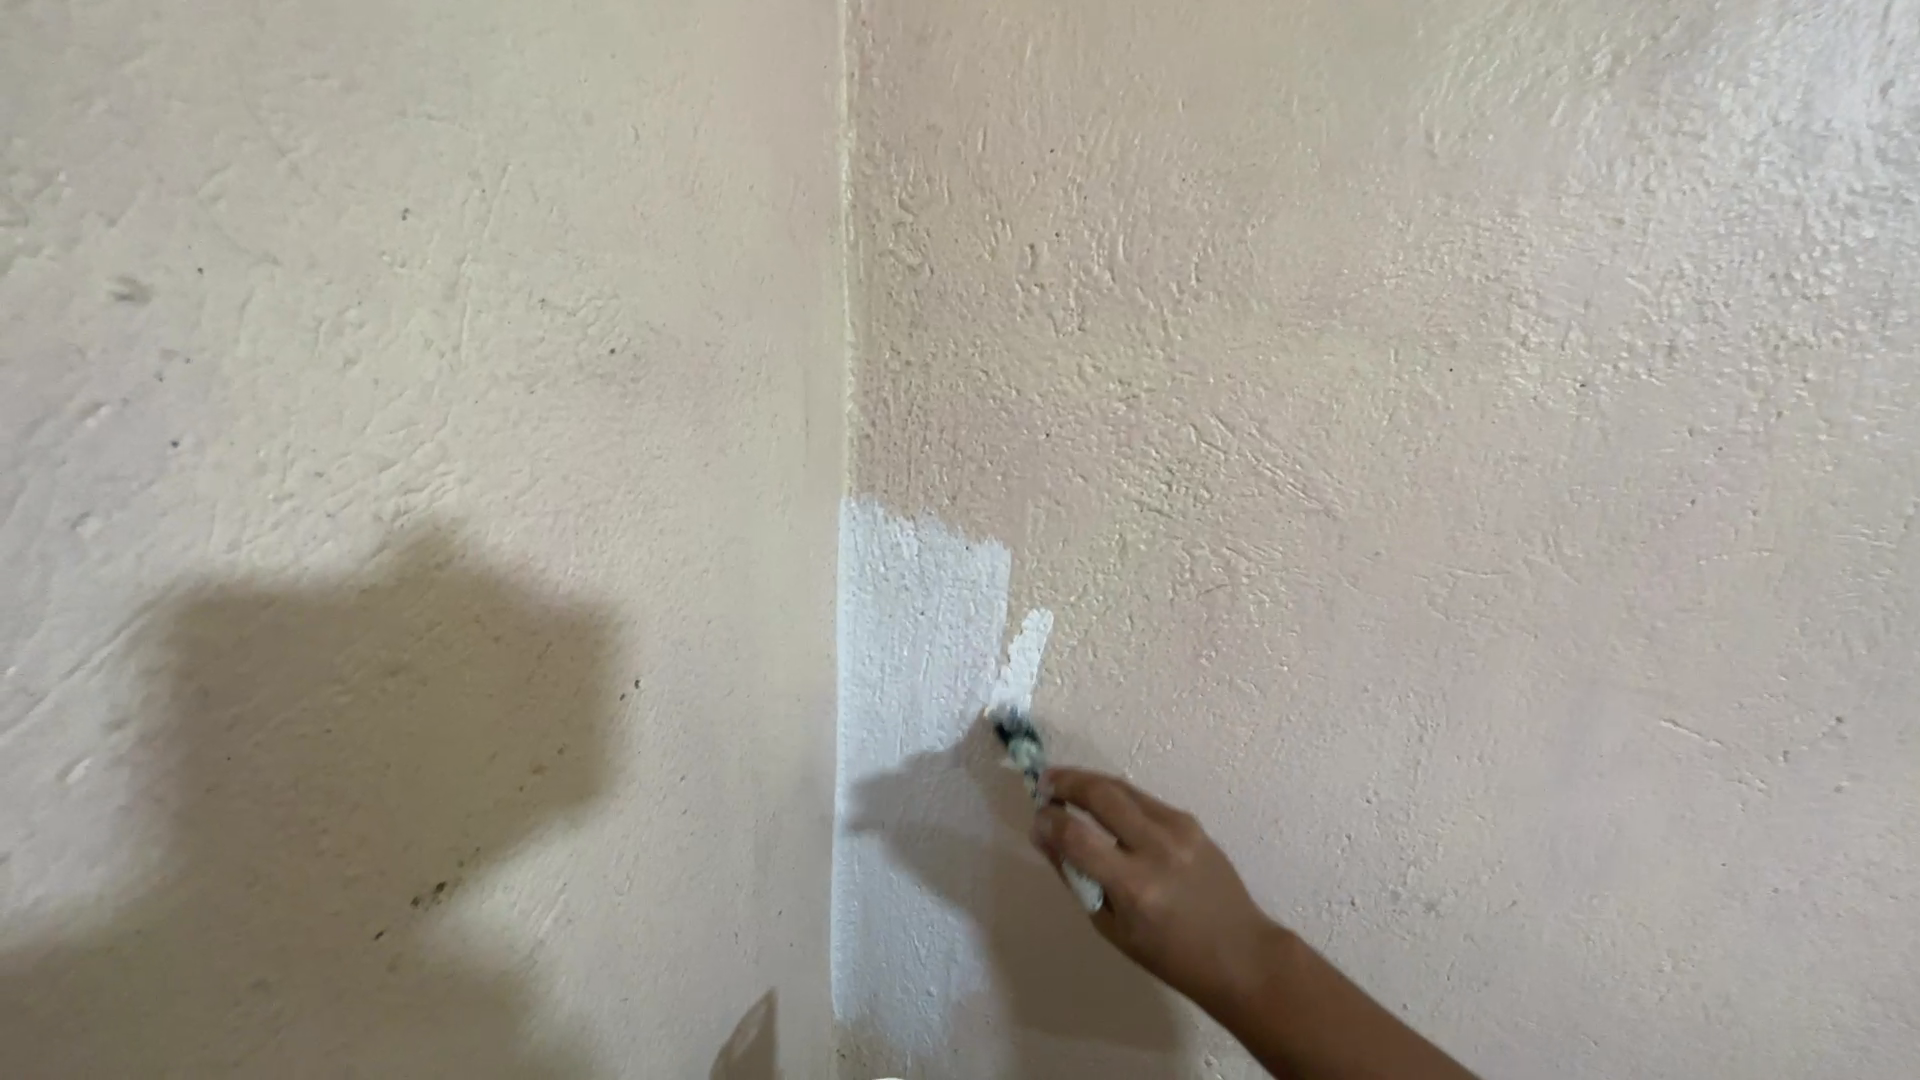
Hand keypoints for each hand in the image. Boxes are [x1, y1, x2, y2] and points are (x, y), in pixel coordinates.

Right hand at [1030, 767, 1289, 1017]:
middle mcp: (1157, 849)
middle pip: (1102, 794)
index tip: (1037, 816)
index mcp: (1134, 886)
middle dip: (1067, 781)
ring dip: (1090, 781)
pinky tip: (1104, 803)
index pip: (1077, 836)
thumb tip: (1043, 834)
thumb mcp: (1111, 927)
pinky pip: (1144, 799)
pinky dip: (1118, 796)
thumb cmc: (1170, 955)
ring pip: (1123, 787)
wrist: (1241, 953)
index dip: (1049, 820)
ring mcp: (1179, 830)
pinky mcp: (1191, 821)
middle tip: (1045, 782)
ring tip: (1065, 783)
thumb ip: (1075, 875)